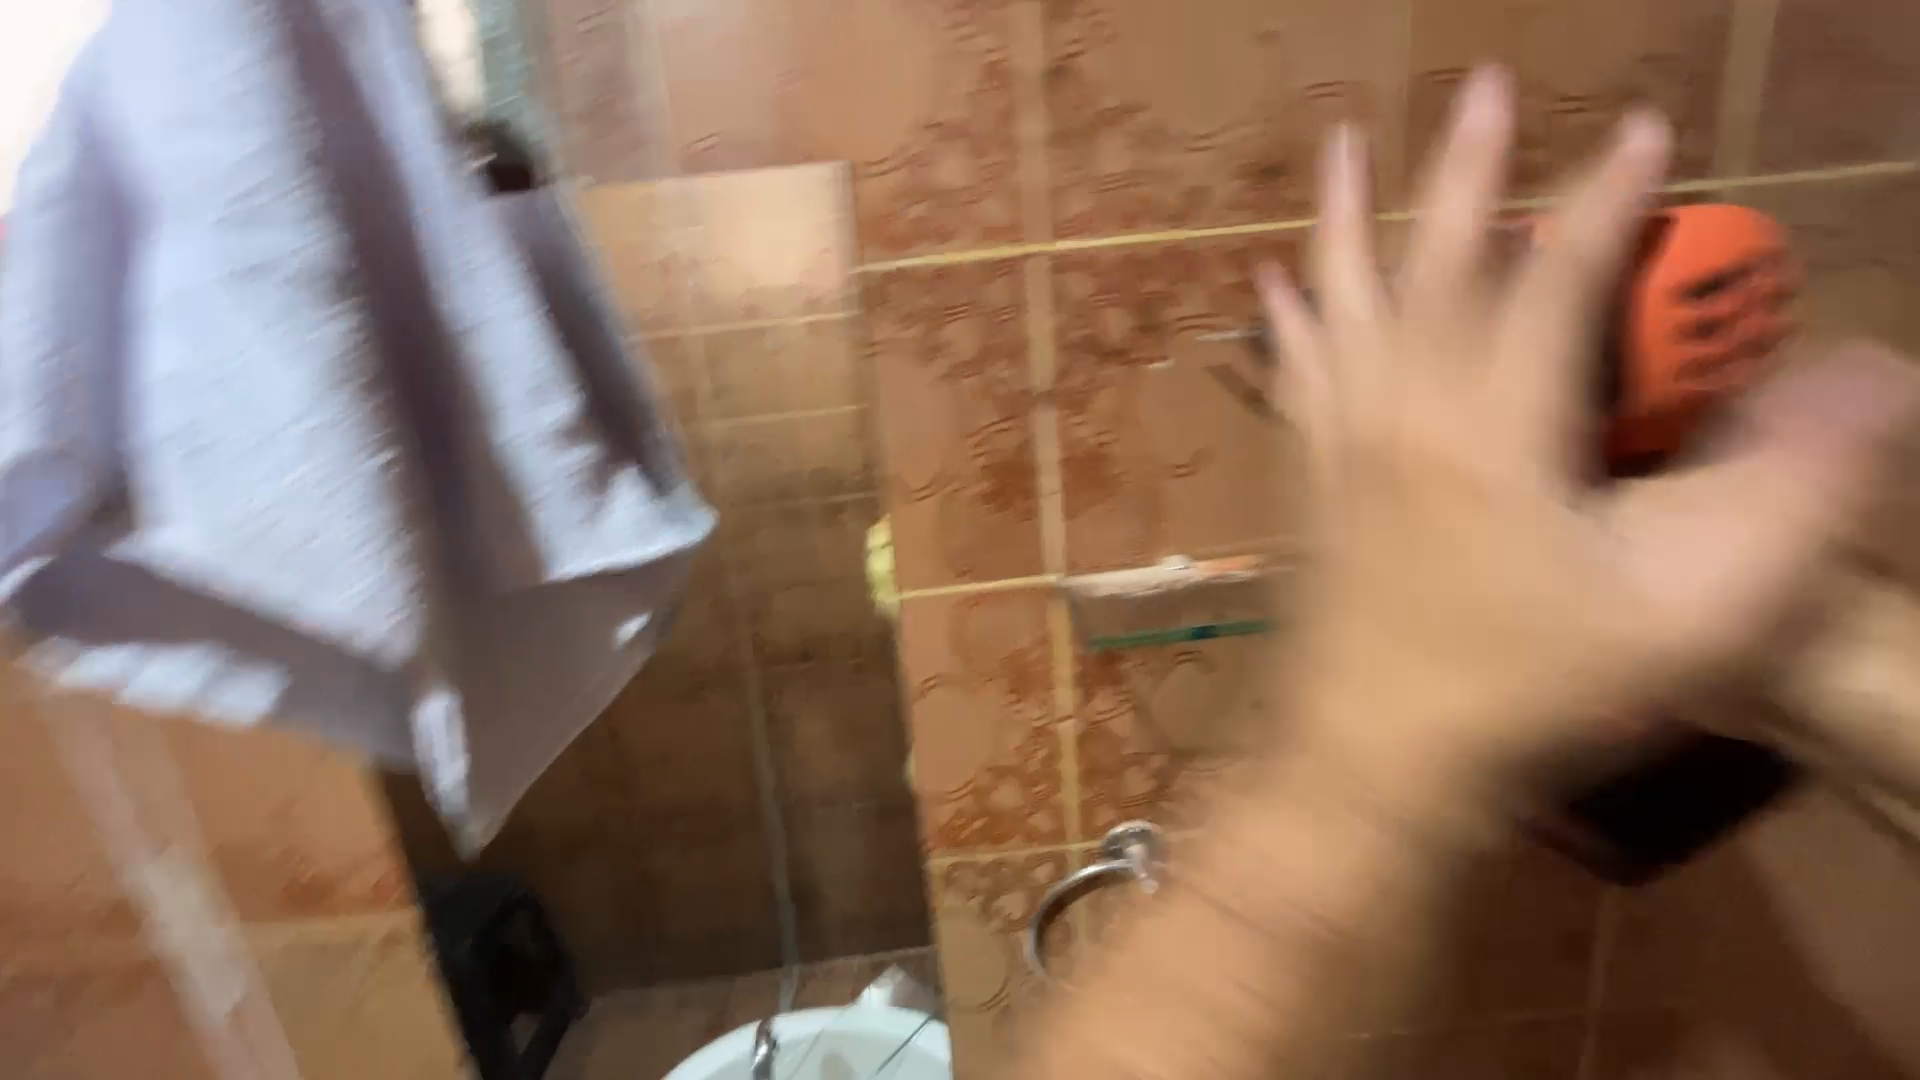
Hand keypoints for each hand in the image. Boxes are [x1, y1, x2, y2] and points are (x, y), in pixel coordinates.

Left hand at [1264, 68, 1918, 796]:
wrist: (1375, 751)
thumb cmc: (1523, 694)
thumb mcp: (1690, 614)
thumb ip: (1789, 490)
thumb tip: (1874, 368)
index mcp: (1491, 433)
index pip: (1553, 284)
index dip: (1603, 204)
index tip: (1641, 130)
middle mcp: (1398, 416)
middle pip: (1430, 268)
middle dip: (1461, 172)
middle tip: (1475, 85)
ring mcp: (1336, 445)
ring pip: (1335, 307)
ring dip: (1342, 222)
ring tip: (1340, 148)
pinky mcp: (1302, 480)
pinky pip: (1289, 378)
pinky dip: (1283, 323)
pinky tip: (1271, 283)